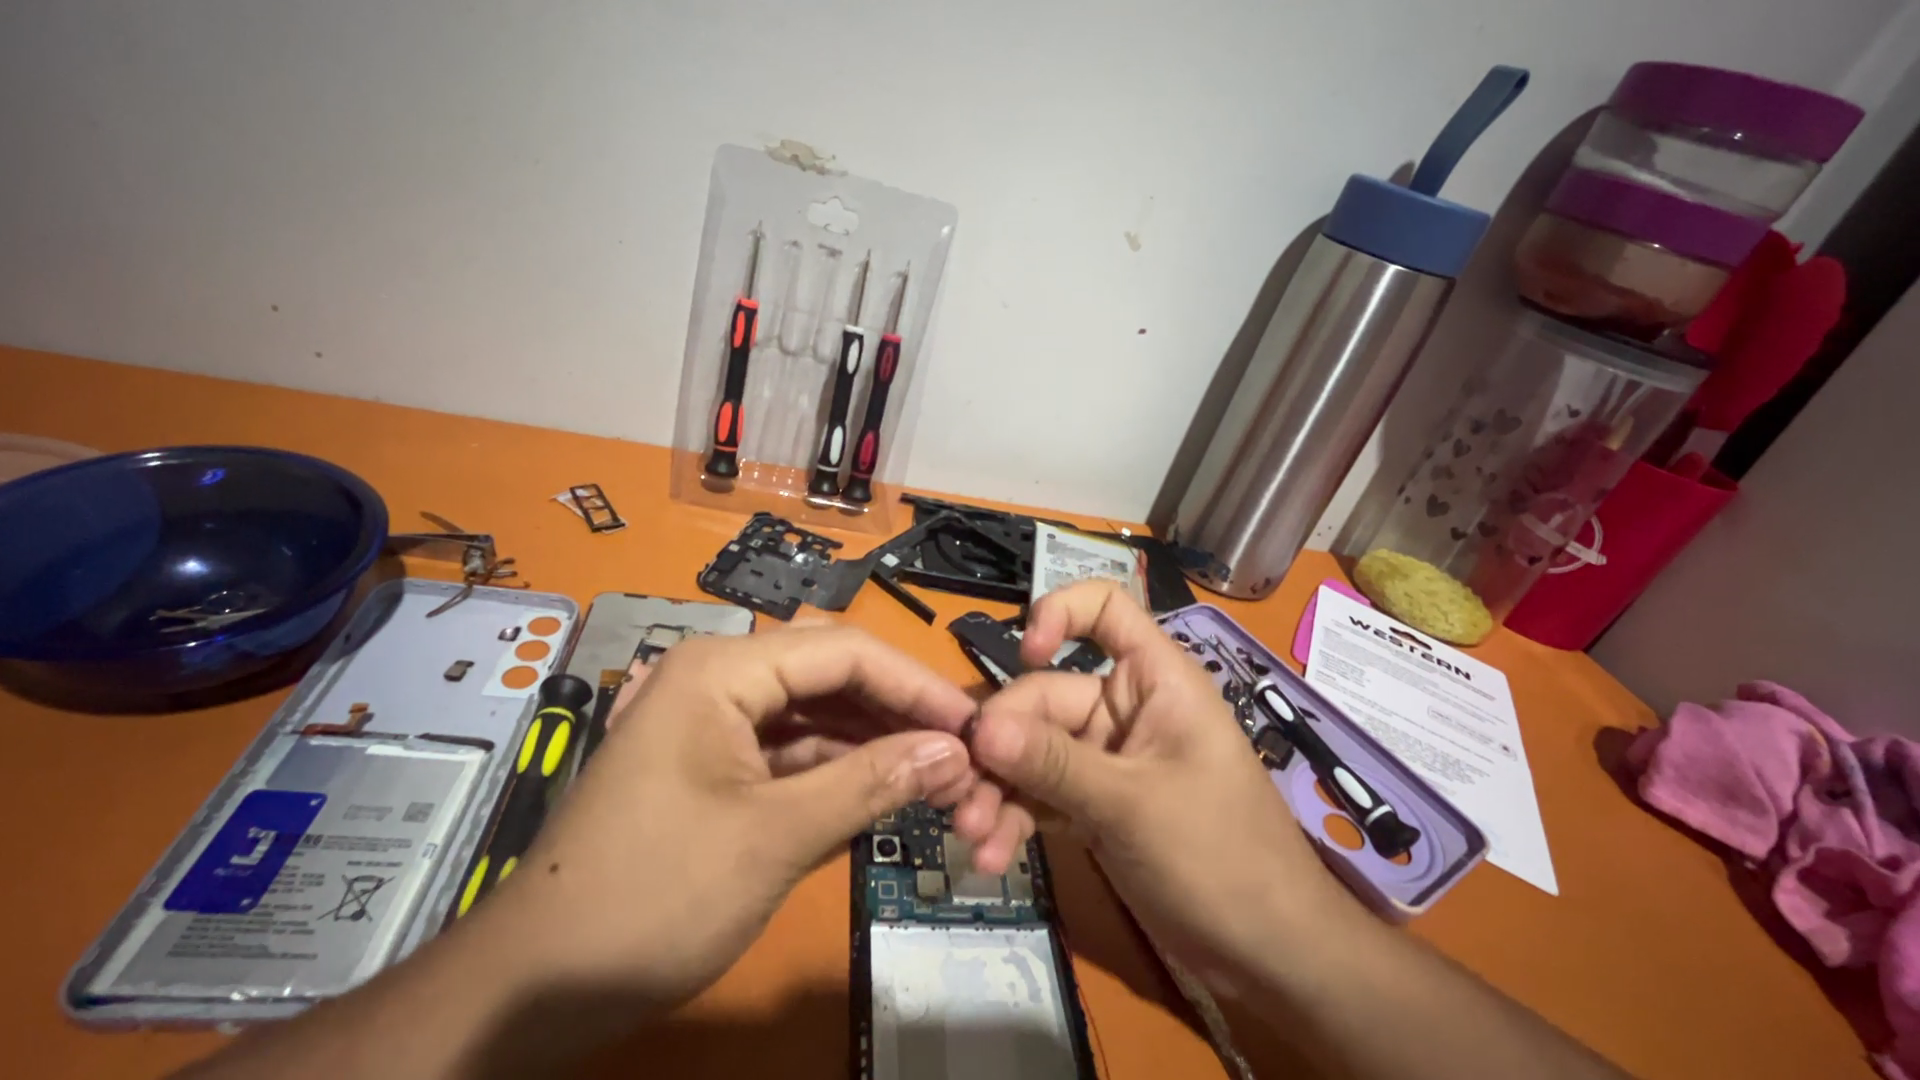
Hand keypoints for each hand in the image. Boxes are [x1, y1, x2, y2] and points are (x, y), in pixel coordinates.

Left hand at [474, 626, 1002, 1008]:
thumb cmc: (653, 896)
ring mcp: (708, 725)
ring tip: (935, 773)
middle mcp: (715, 680)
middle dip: (896, 710)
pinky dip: (834, 770)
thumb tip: (954, 750)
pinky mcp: (707, 768)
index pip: (842, 650)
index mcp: (721, 670)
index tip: (974, 725)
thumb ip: (870, 783)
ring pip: (811, 715)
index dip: (916, 684)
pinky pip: (786, 752)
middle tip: (961, 751)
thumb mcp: (774, 837)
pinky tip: (880, 790)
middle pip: (828, 674)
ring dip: (870, 742)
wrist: (536, 984)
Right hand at [962, 582, 1361, 984]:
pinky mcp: (1095, 806)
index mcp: (1154, 680)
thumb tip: (978, 727)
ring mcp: (1107, 759)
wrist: (1269, 950)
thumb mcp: (1132, 804)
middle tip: (961, 793)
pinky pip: (1042, 795)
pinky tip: (992, 857)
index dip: (1060, 613)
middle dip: (1000, 745)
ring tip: (971, 837)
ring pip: (1034, 751)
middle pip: (1044, 696)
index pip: (1105, 609)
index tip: (1023, 655)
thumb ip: (1053, 763)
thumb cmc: (1220, 856)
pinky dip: (1017, 819)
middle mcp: (1126, 709)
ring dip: (999, 790)